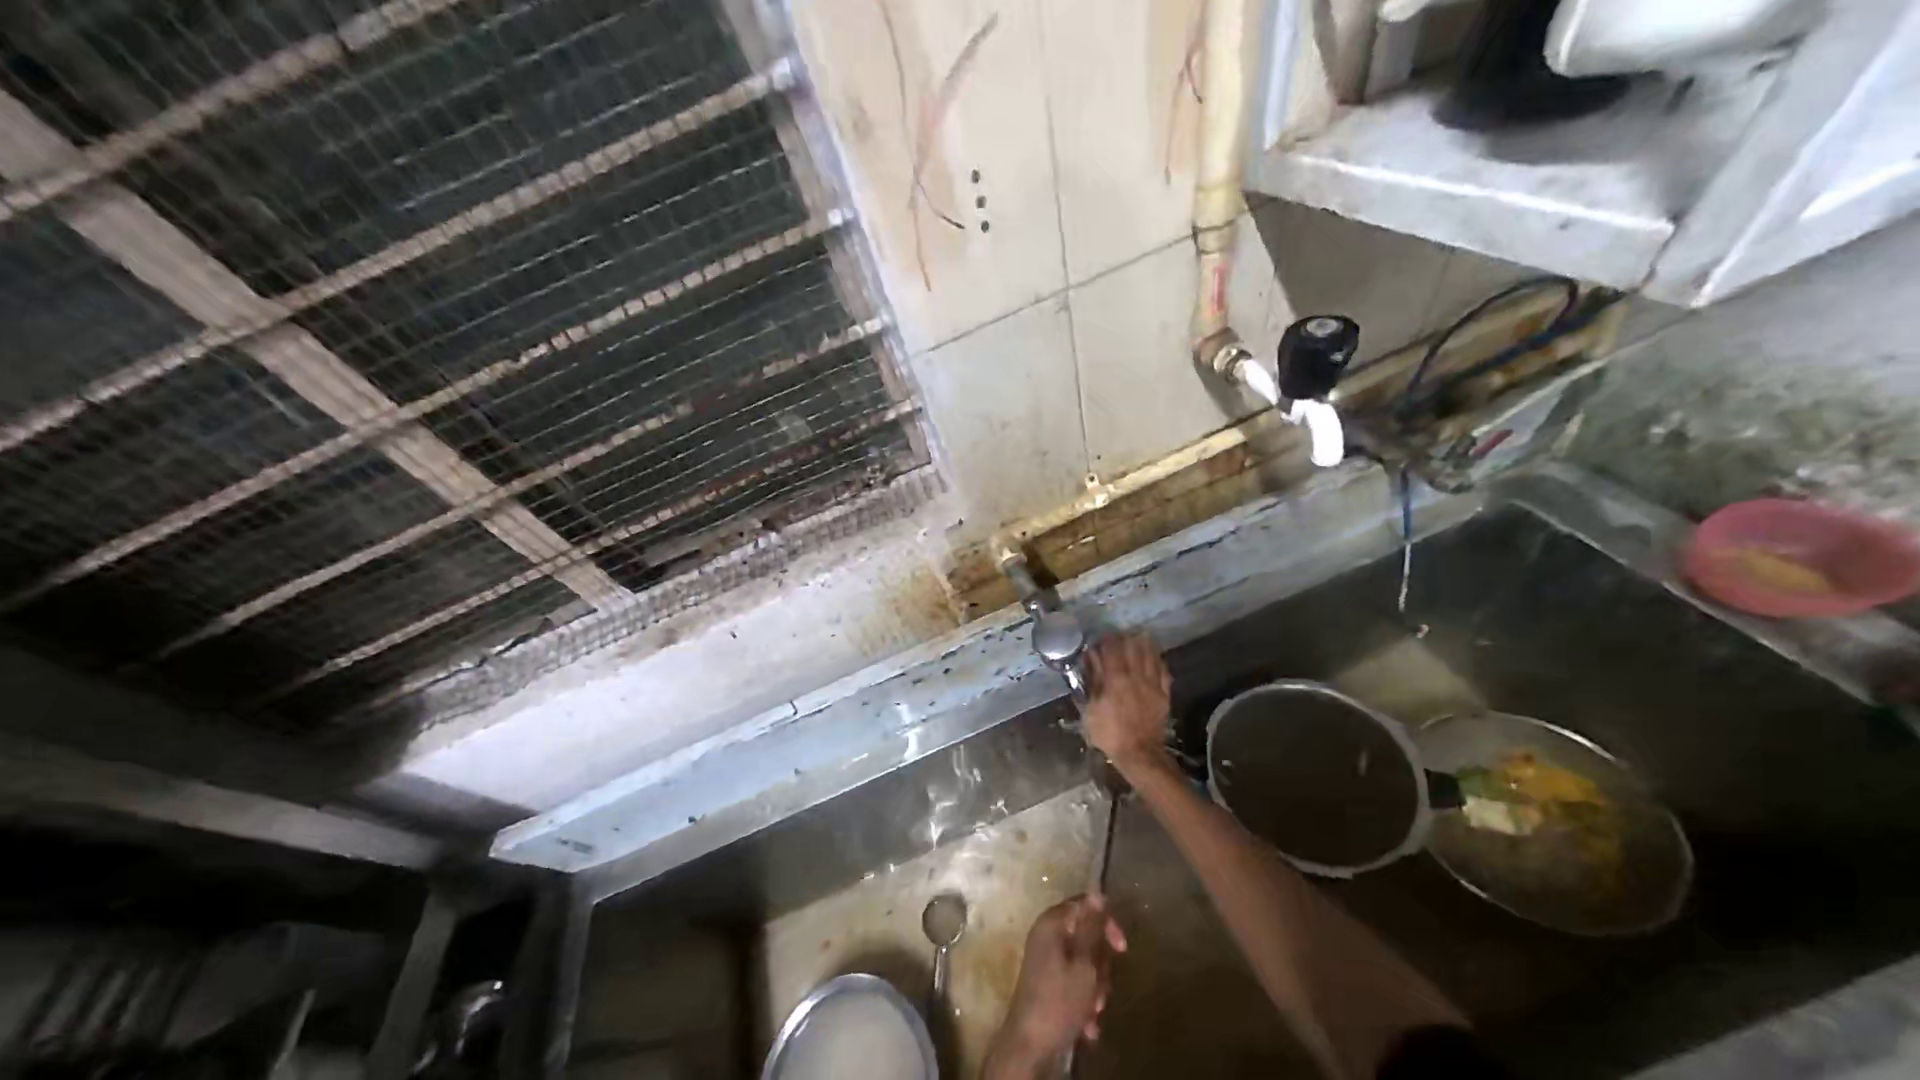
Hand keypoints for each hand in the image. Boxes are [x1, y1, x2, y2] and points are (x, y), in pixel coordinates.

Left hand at [986, 895, 1128, 1077]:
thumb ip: (1092, 928)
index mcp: (1052, 923)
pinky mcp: (1046, 978)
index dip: (1107, 924)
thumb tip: (1097, 893)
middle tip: (1101, 989)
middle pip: (1086, 936)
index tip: (1122, 949)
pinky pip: (1073, 978)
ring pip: (1083, 961)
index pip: (1085, 905)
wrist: (1029, 1044)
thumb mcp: (1085, 964)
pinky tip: (1088, 1024)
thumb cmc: (1060, 1000)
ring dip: (1094, 986)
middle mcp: (1046, 934)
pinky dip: (1083, 998)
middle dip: (1101, 965)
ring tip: (1093, 1010)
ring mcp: (1045, 956)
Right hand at [1083, 633, 1172, 768]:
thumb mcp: (1091, 710)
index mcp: (1115, 680)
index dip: (1108, 641)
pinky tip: (1157, 657)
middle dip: (1127, 639)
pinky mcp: (1164, 695)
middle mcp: (1135, 677)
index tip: (1103, 636)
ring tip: (1141, 636)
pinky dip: (1159, 662)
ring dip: (1145, 645)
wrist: (1139, 753)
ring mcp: (1152, 685)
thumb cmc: (1109, 733)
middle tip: (1122, 633)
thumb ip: (1092, 684)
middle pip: (1133, 650)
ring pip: (1150, 657)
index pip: (1112, 651)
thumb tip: (1090, 664)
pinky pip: (1164, 673)